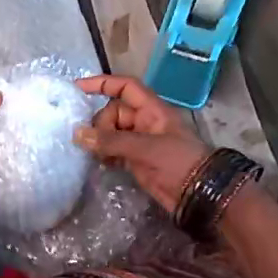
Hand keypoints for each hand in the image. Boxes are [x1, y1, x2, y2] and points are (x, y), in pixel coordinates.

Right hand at [73, 75, 210, 211]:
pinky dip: (104, 154)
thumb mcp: (146, 148)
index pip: (125, 87)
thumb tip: (78, 134)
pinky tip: (98, 162)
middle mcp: (144, 122)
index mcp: (152, 110)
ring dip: (99, 140)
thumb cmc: (179, 163)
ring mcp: (140, 142)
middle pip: (113, 112)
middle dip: (99, 123)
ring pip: (111, 132)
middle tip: (94, 142)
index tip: (78, 88)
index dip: (103, 83)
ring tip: (93, 153)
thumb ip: (111, 141)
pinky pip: (113, 150)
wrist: (199, 194)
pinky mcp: (136, 161)